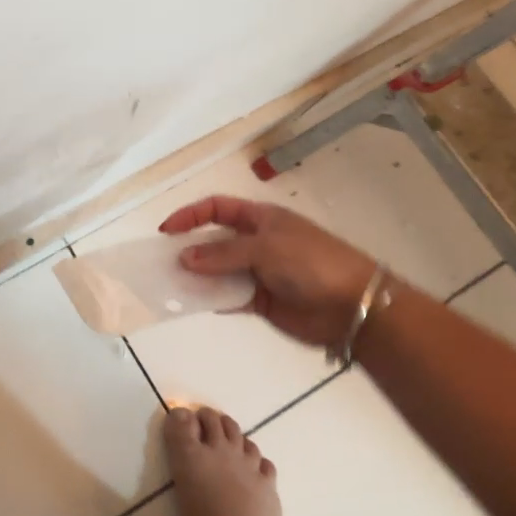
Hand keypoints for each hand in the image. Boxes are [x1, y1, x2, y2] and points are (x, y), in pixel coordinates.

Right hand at [159, 195, 380, 347]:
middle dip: (188, 249)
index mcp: (260, 219)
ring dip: (196, 276)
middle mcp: (256, 242)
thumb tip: (184, 258)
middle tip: (162, 262)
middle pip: (213, 241)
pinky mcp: (260, 300)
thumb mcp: (265, 248)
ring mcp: (258, 272)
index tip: (166, 232)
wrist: (352, 307)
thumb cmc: (311, 263)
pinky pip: (228, 296)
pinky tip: (194, 303)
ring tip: (171, 284)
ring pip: (217, 270)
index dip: (190, 216)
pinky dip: (212, 298)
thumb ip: (222, 253)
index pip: (217, 208)